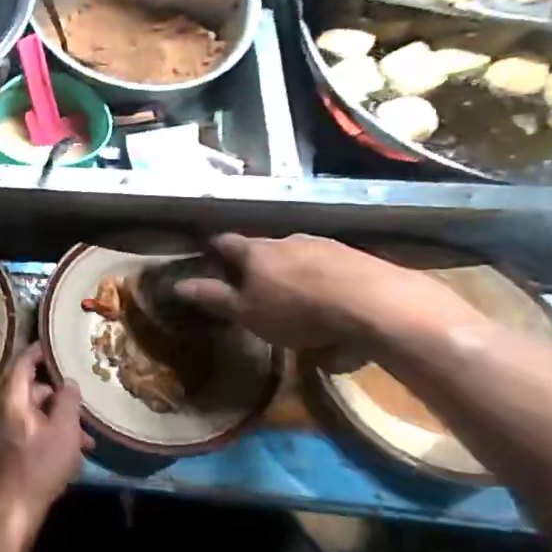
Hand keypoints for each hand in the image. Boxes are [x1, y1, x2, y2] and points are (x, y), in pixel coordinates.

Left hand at [0, 345, 92, 525]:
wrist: (12, 509)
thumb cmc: (39, 465)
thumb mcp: (64, 430)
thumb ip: (67, 401)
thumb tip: (68, 381)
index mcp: (12, 400)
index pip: (22, 364)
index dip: (38, 351)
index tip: (54, 344)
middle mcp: (3, 411)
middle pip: (32, 391)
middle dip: (60, 398)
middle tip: (83, 409)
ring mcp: (3, 432)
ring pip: (36, 415)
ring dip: (60, 423)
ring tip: (86, 442)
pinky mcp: (8, 451)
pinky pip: (32, 433)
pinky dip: (51, 437)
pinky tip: (71, 455)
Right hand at [172, 233, 482, 350]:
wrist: (374, 303)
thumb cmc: (296, 310)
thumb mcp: (247, 312)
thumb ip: (214, 297)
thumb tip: (177, 284)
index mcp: (255, 251)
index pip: (225, 242)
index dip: (214, 248)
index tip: (207, 255)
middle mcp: (286, 240)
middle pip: (263, 248)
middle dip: (255, 263)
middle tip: (251, 285)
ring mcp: (323, 245)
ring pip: (297, 255)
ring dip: (290, 271)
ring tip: (292, 296)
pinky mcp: (354, 257)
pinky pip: (327, 266)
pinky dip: (321, 279)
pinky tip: (328, 301)